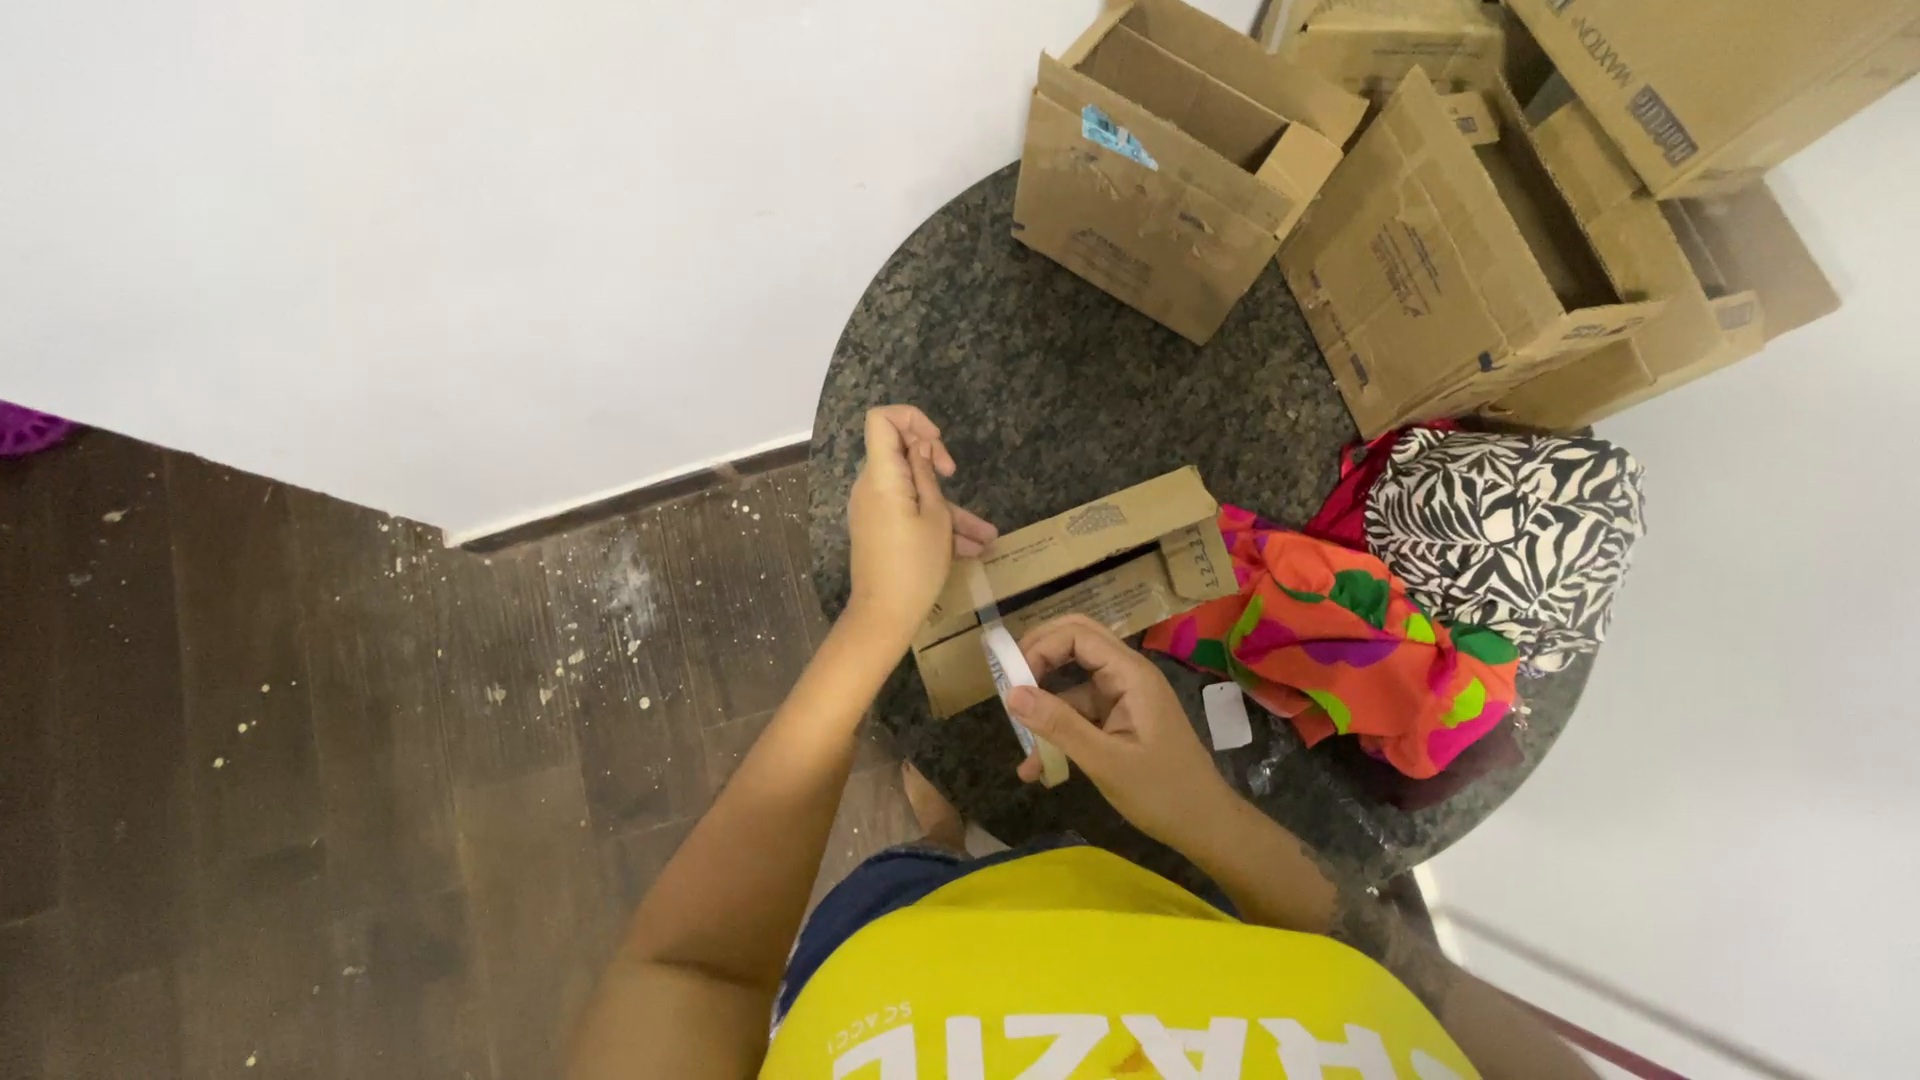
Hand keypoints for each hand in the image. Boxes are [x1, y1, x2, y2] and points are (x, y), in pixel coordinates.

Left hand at [846, 406, 997, 636]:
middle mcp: (871, 486)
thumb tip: (920, 446)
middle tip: (955, 475)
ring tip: (987, 535)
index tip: (936, 444)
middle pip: (900, 453)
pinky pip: (908, 513)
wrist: (884, 616)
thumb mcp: (935, 519)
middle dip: (937, 464)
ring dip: (949, 507)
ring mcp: (874, 508)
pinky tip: (972, 549)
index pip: (881, 420)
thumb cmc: (914, 566)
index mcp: (882, 476)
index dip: (911, 419)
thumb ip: (927, 476)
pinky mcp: (879, 528)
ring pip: (913, 491)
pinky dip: (936, 524)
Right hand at [1008, 615, 1234, 848]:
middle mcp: (1127, 675)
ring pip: (1074, 680)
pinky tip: (1037, 766)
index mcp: (1131, 675)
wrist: (1206, 826)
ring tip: (1017, 734)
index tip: (1013, 681)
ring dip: (1045, 703)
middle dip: (1040, 655)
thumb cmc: (1163, 793)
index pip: (1078, 635)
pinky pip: (1080, 711)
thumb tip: (1011, 694)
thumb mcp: (1106, 762)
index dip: (1041, 648)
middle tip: (1009, 678)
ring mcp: (1124, 697)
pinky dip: (1058, 729)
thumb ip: (1059, 726)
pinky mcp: (1119, 719)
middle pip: (1077, 641)